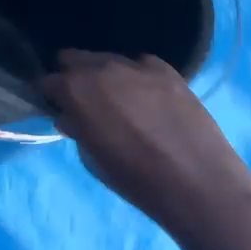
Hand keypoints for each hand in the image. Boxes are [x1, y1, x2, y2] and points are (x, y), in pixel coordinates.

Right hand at [42, 50, 250, 233]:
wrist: (203, 190)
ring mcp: (135, 68)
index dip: (52, 97)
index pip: (47, 82)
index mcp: (73, 90)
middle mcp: (99, 70)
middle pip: (73, 58)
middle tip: (88, 103)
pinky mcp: (168, 73)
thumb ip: (76, 128)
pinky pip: (142, 63)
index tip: (60, 110)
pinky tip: (148, 95)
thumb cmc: (137, 181)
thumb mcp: (90, 158)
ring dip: (105, 75)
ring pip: (106, 58)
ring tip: (121, 99)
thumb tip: (71, 118)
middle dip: (74, 77)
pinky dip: (138, 75)